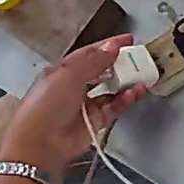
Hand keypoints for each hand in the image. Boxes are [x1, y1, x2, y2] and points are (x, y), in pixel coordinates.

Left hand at [0, 35, 148, 175]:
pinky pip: (114, 107)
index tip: (128, 39)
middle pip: (102, 71)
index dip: (108, 45)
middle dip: (120, 64)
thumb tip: (113, 47)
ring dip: (126, 83)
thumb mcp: (69, 76)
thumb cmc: (49, 103)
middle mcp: (75, 86)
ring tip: (142, 76)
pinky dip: (125, 100)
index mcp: (63, 71)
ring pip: (111, 89)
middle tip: (140, 58)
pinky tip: (135, 93)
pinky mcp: (97, 121)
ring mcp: (86, 104)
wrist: (41, 143)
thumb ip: (94, 61)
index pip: (89, 54)